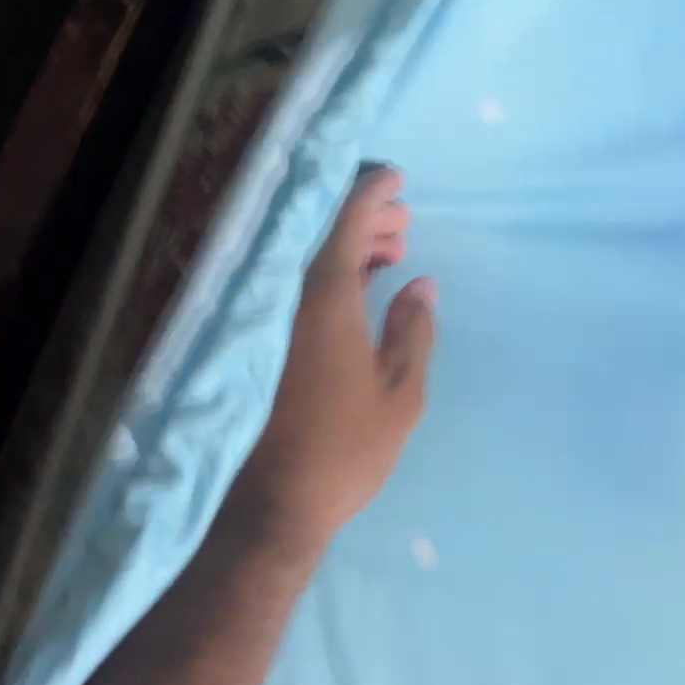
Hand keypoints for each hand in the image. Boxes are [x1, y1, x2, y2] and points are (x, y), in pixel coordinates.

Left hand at [227, 168, 437, 553]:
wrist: (273, 507)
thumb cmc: (345, 447)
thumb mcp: (401, 391)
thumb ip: (414, 328)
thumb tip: (421, 282)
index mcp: (325, 295)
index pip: (345, 219)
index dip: (373, 192)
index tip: (398, 177)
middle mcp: (289, 295)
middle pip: (325, 233)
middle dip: (368, 220)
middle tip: (404, 228)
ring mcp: (271, 318)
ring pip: (310, 259)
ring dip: (351, 247)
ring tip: (390, 254)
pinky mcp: (263, 342)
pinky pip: (298, 285)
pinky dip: (331, 275)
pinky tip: (359, 288)